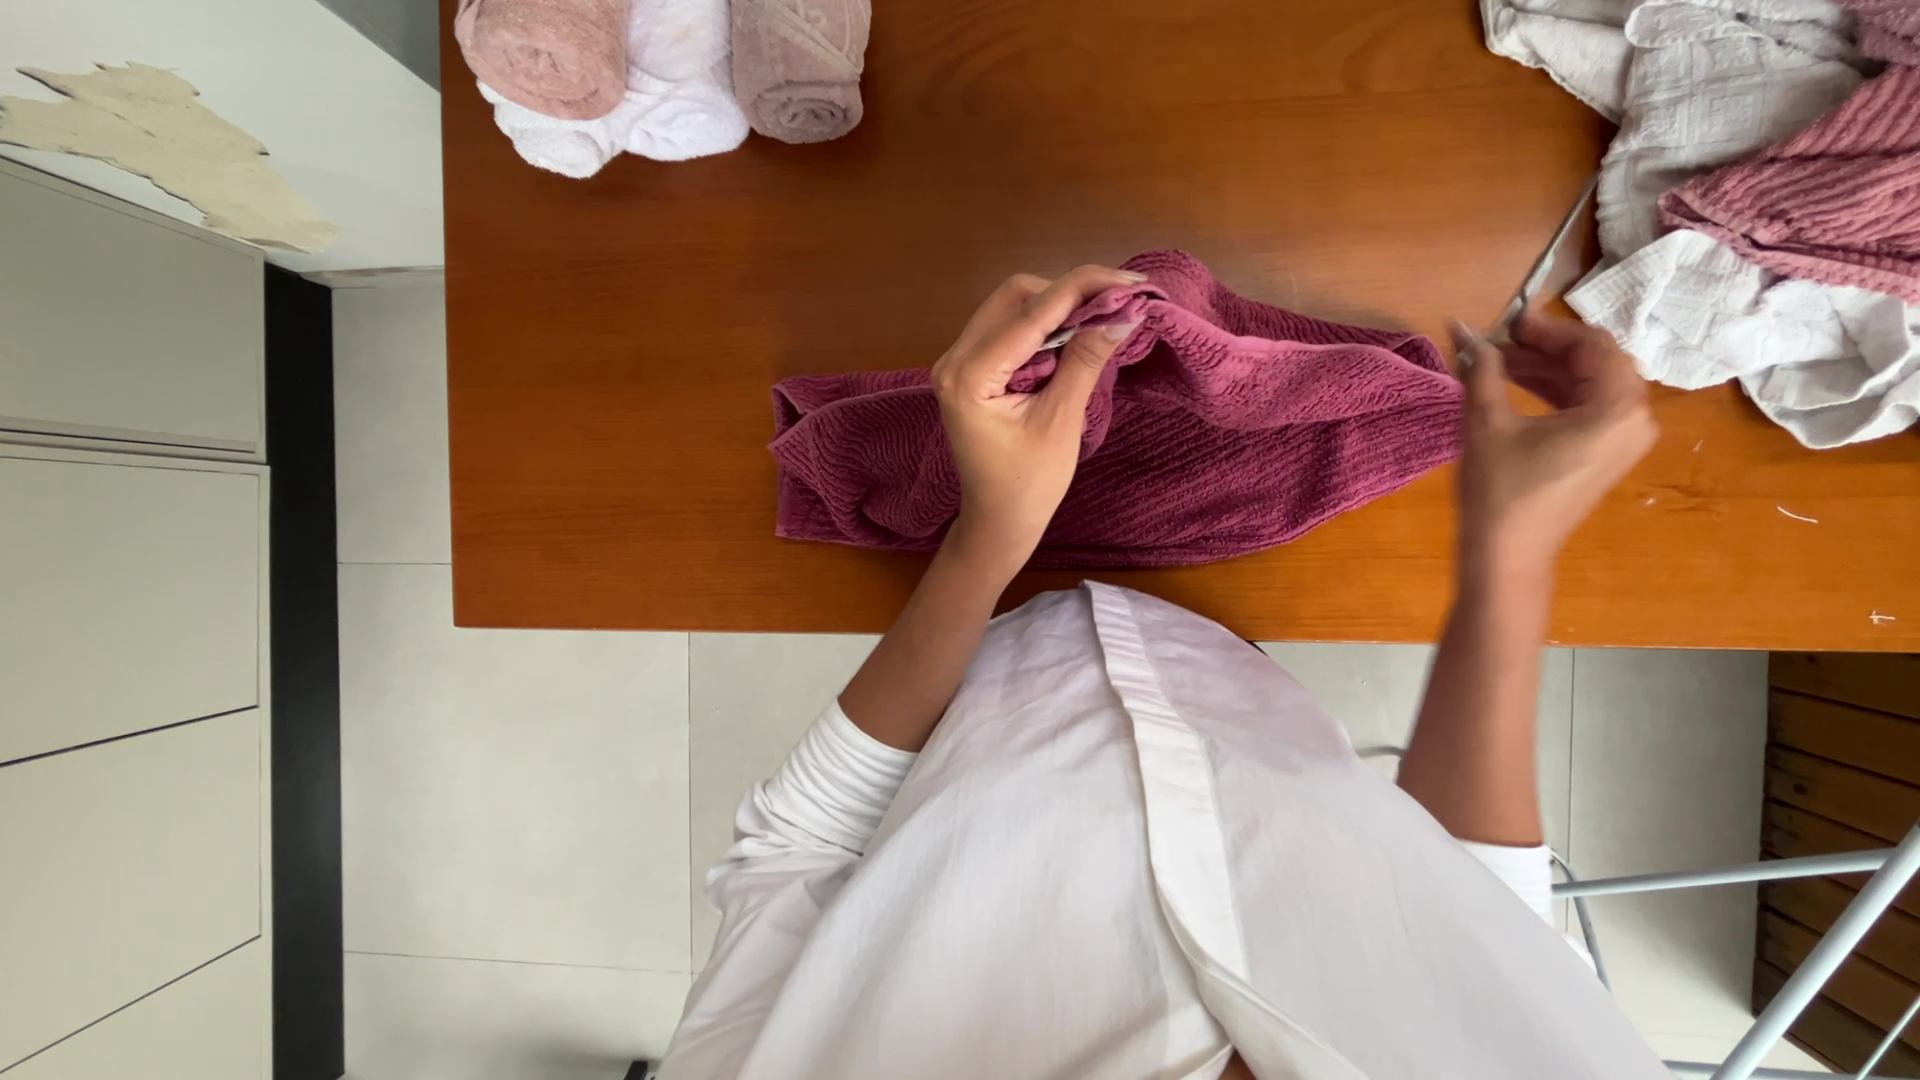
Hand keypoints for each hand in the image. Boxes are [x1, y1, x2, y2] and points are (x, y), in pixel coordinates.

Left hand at [931, 265, 1144, 576]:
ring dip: (1059, 308)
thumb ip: (1085, 359)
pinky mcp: (969, 369)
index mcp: (969, 376)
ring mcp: (957, 362)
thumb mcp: (1061, 421)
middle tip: (1119, 305)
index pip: (1032, 311)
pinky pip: (1008, 329)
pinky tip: (1074, 336)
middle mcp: (953, 359)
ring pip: (1012, 307)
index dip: (1084, 288)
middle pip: (1017, 296)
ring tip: (1102, 321)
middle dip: (1070, 294)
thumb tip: (1124, 310)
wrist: (998, 521)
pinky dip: (1043, 326)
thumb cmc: (1029, 485)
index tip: (1132, 282)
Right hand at [1448, 311, 1657, 578]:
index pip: (1592, 345)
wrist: (1507, 553)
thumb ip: (1480, 370)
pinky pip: (1587, 410)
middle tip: (1499, 344)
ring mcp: (1623, 441)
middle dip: (1547, 350)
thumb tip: (1461, 327)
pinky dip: (1554, 395)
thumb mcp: (1485, 423)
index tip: (1506, 323)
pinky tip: (1516, 392)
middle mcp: (1635, 419)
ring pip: (1591, 387)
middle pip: (1597, 364)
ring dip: (1547, 372)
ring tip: (1499, 367)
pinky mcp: (1604, 456)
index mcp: (1617, 407)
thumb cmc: (1499, 488)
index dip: (1547, 329)